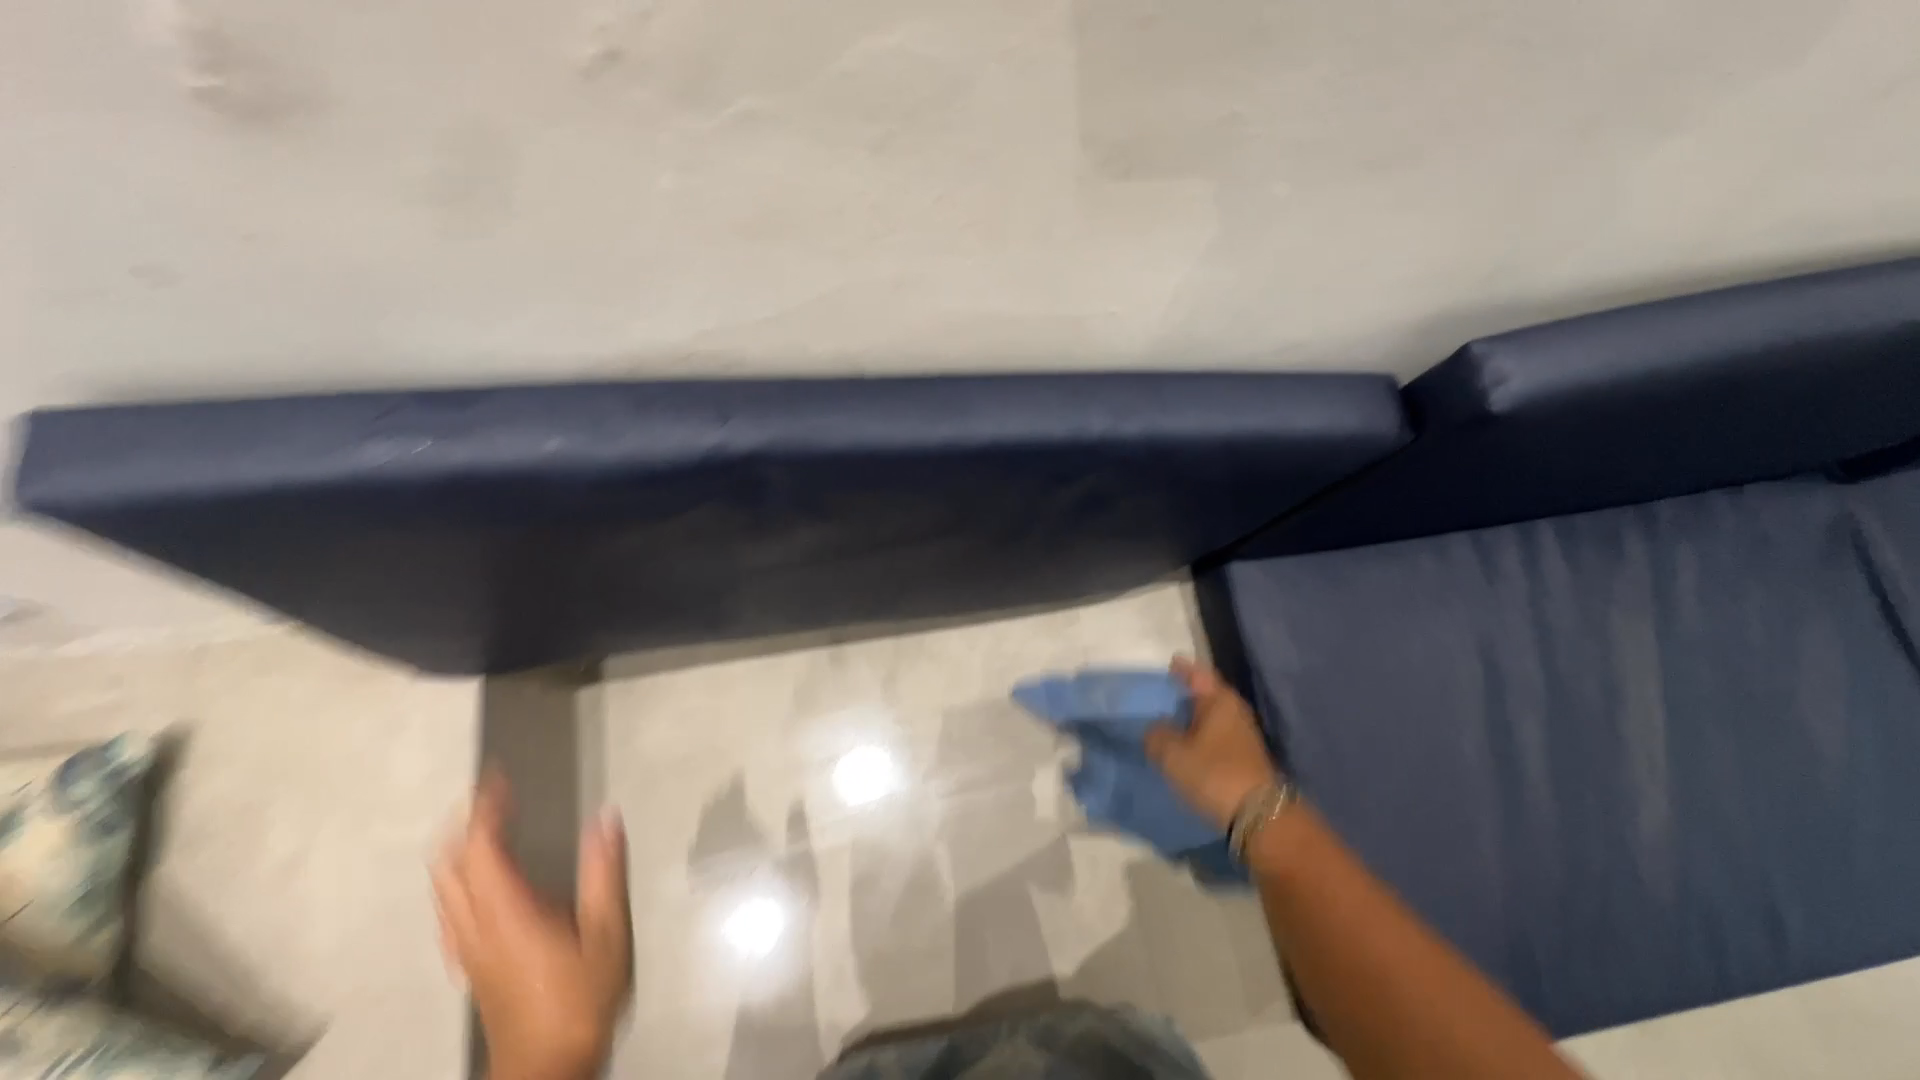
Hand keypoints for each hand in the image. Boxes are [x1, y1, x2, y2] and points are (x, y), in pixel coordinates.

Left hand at [431, 771, 632, 1079]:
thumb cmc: (580, 998)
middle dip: (462, 822)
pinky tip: (481, 882)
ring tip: (485, 826)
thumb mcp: (607, 932)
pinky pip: (448, 911)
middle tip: (490, 795)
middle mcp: (475, 925)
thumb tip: (606, 818)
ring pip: (442, 887)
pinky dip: (458, 880)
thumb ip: (604, 872)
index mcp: (506, 912)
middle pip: (447, 864)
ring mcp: (466, 948)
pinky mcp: (468, 965)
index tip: (496, 777)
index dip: (484, 808)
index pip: (481, 847)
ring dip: (457, 849)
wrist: (546, 1066)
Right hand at [1145, 656, 1282, 827]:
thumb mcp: (1173, 754)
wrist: (1259, 815)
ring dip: (1192, 718)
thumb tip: (1155, 727)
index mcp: (1219, 700)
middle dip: (1186, 694)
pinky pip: (1214, 737)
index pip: (1198, 674)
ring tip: (1167, 721)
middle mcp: (1234, 712)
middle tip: (1161, 694)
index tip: (1169, 662)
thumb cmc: (1213, 773)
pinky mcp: (1244, 758)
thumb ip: (1157, 735)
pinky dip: (1199, 737)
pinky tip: (1184, 745)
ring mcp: (1242, 736)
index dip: (1182, 668)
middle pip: (1206, 695)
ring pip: (1211, 718)